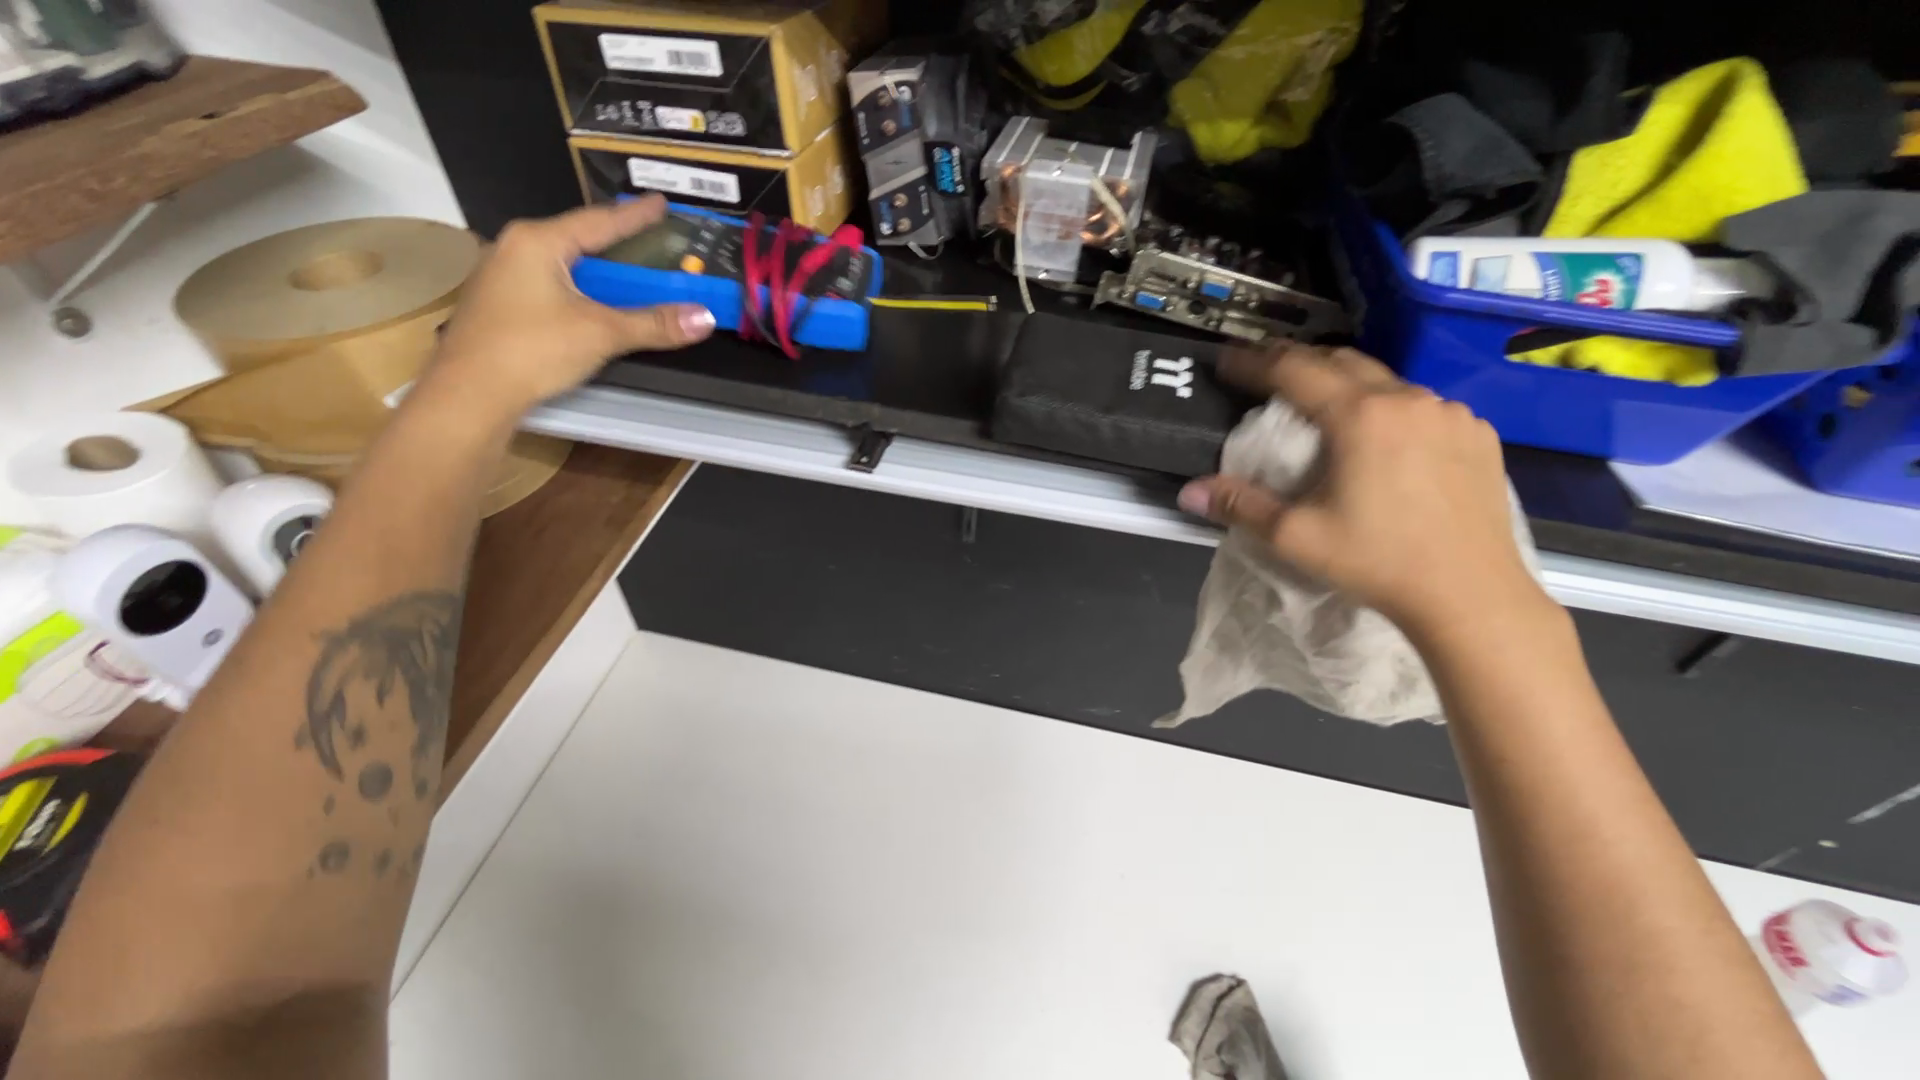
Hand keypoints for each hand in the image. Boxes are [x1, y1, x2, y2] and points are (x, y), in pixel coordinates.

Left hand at [427, 195, 714, 416]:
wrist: (469, 395)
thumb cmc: (532, 350)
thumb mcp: (601, 333)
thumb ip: (653, 323)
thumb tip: (705, 318)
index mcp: (538, 241)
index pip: (599, 222)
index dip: (635, 216)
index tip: (661, 204)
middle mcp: (513, 248)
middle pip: (577, 239)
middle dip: (615, 242)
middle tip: (648, 242)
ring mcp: (499, 277)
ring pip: (560, 264)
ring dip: (595, 270)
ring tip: (625, 273)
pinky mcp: (496, 305)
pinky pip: (546, 284)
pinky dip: (576, 288)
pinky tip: (590, 303)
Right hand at [1177, 344, 1551, 637]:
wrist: (1470, 595)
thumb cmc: (1377, 563)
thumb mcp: (1296, 537)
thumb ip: (1240, 506)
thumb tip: (1189, 492)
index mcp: (1359, 416)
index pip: (1294, 370)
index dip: (1254, 363)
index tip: (1228, 362)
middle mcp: (1407, 400)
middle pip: (1342, 362)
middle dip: (1301, 365)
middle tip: (1270, 380)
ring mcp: (1450, 414)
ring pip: (1387, 382)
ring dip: (1350, 387)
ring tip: (1329, 412)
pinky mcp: (1478, 434)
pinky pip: (1425, 407)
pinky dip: (1394, 412)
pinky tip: (1388, 444)